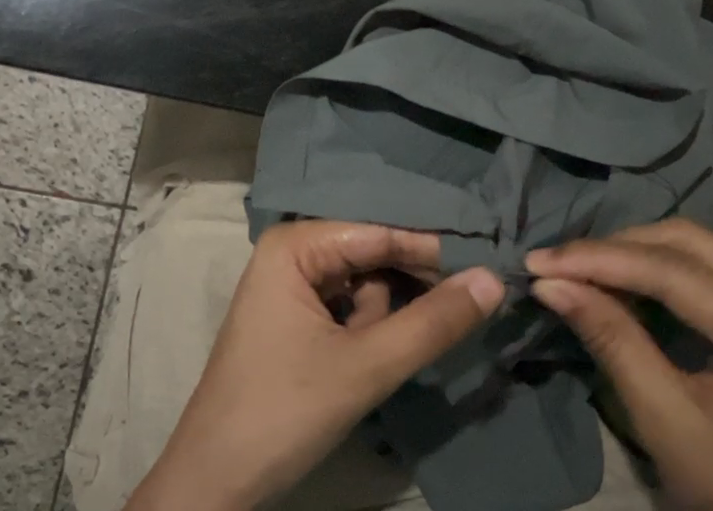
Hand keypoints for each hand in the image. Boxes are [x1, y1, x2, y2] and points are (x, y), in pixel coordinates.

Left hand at [127, 221, 505, 510]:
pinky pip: (353, 308)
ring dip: (393, 315)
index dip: (437, 249)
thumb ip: (432, 323)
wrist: (216, 482)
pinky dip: (376, 329)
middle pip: (376, 254)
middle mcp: (294, 252)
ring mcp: (295, 286)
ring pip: (369, 285)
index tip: (495, 262)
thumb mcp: (365, 367)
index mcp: (296, 244)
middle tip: (476, 302)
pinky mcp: (300, 319)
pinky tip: (380, 356)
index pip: (382, 232)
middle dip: (417, 283)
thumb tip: (496, 279)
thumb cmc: (283, 412)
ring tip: (394, 351)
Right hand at [526, 220, 712, 510]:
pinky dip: (661, 266)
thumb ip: (613, 342)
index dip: (604, 259)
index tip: (541, 262)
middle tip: (559, 264)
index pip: (679, 275)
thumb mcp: (664, 421)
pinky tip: (623, 279)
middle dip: (618, 247)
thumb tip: (550, 285)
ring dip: (637, 251)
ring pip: (702, 246)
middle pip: (694, 244)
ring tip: (582, 268)